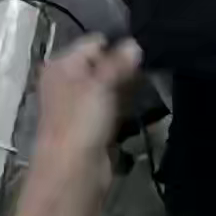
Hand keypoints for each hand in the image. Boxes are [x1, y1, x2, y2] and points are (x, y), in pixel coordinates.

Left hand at [31, 36, 141, 175]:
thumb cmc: (81, 122)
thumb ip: (118, 62)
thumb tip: (135, 43)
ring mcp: (80, 105)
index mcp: (61, 65)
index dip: (118, 44)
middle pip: (101, 64)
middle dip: (125, 65)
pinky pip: (113, 106)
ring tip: (153, 81)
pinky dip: (126, 104)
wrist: (73, 173)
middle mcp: (68, 81)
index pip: (94, 43)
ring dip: (128, 85)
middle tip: (154, 64)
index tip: (146, 47)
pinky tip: (144, 103)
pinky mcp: (93, 125)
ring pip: (109, 86)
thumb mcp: (101, 84)